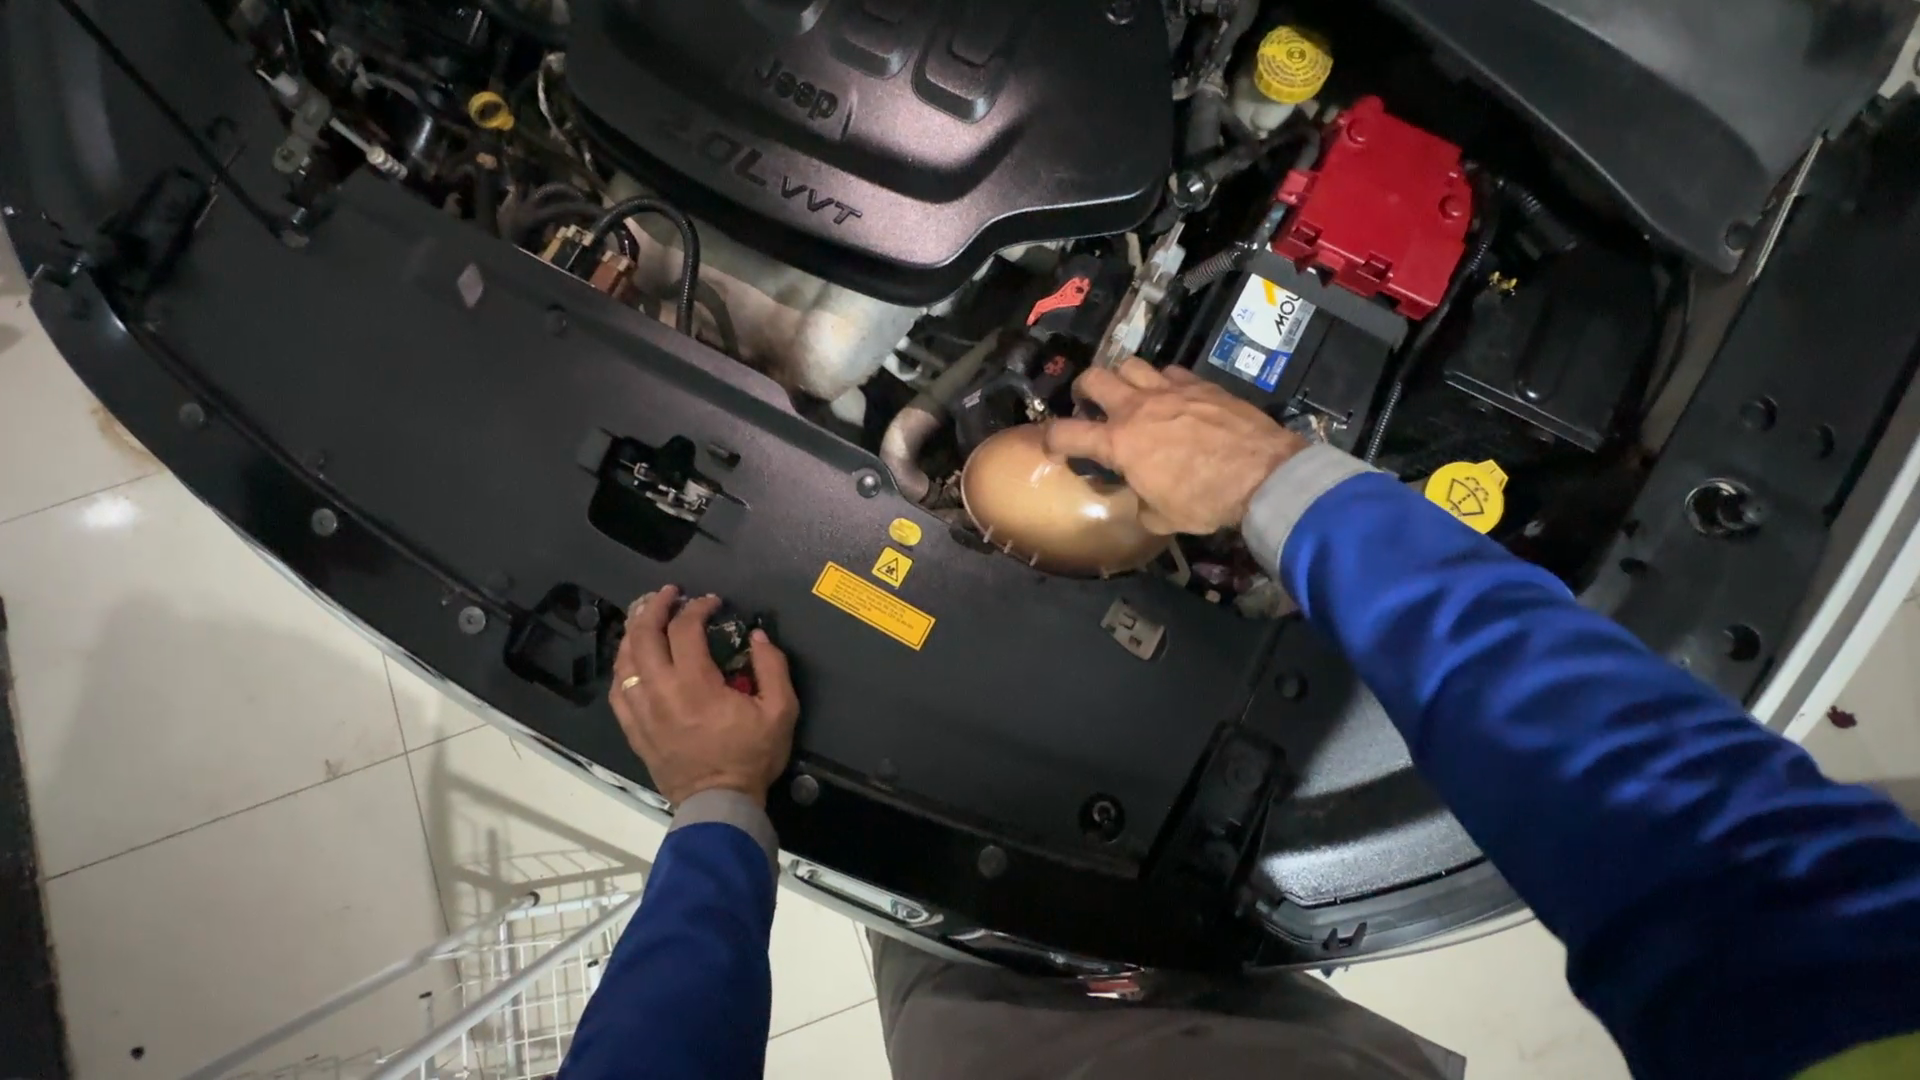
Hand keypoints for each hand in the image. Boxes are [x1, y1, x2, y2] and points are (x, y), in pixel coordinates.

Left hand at [609, 585, 798, 806]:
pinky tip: (633, 658)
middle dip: (655, 606)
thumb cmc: (752, 756)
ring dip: (635, 631)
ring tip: (648, 616)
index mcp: (695, 684)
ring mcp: (641, 711)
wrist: (720, 804)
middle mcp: (660, 691)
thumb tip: (758, 637)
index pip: (685, 629)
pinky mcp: (634, 728)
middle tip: (669, 593)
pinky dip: (623, 666)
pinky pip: (618, 690)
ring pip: (625, 659)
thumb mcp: (780, 711)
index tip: (712, 602)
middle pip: (644, 635)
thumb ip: (773, 668)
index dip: (697, 607)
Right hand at [1044, 358, 1308, 534]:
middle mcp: (1136, 408)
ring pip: (1130, 364)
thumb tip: (1140, 499)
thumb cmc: (1205, 502)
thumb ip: (1141, 504)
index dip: (1051, 438)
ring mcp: (1169, 391)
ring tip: (1130, 394)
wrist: (1262, 475)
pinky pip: (1170, 371)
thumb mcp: (1162, 518)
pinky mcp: (1200, 384)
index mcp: (1118, 443)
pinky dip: (1162, 381)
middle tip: (1090, 405)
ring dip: (1123, 379)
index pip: (1065, 432)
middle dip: (1083, 390)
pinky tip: (1172, 396)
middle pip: (1093, 378)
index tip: (1053, 446)